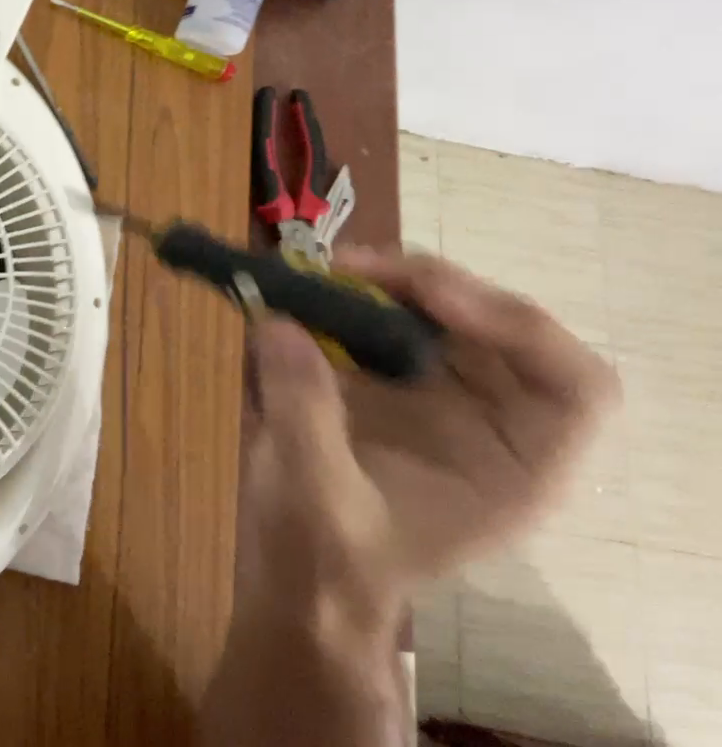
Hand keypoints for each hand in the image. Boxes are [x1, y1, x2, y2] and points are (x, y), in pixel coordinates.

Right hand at [240, 248, 619, 628]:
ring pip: (437, 320)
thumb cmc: (326, 560)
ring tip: (318, 273)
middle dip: (430, 288)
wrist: (296, 581)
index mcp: (514, 467)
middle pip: (496, 332)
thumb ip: (301, 408)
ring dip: (383, 287)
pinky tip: (296, 298)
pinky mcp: (381, 389)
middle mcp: (489, 423)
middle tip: (348, 265)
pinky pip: (376, 330)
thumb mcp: (315, 493)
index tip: (431, 296)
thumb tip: (275, 322)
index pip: (571, 384)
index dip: (515, 327)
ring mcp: (434, 402)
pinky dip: (340, 306)